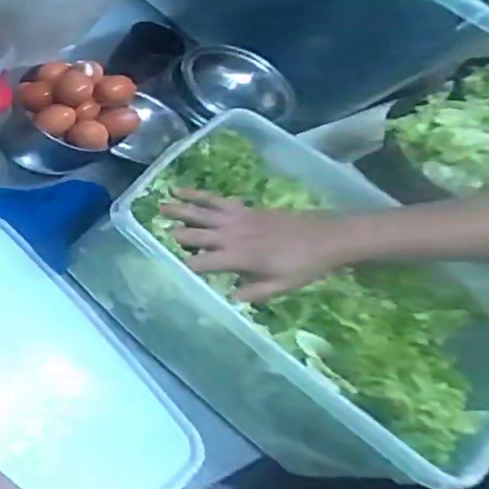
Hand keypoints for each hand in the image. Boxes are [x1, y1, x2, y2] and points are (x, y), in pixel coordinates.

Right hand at [162, 189, 356, 301]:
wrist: (332, 236)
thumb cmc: (307, 265)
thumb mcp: (283, 286)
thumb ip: (253, 293)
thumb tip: (227, 298)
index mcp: (236, 257)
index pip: (197, 263)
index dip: (183, 267)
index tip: (173, 270)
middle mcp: (227, 237)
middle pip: (188, 235)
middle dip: (173, 238)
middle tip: (161, 239)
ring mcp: (232, 220)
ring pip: (195, 214)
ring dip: (174, 211)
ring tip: (156, 208)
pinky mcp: (240, 208)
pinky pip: (211, 199)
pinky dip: (193, 194)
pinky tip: (176, 190)